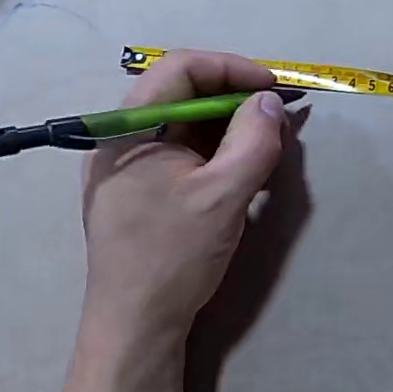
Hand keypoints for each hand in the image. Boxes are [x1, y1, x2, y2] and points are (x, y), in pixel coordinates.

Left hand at [80, 51, 287, 357]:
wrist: (135, 324)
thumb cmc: (174, 256)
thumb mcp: (224, 195)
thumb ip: (254, 141)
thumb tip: (269, 101)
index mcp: (129, 127)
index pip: (180, 68)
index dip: (231, 68)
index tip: (272, 88)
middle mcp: (120, 136)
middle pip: (179, 92)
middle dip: (231, 97)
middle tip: (271, 116)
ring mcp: (123, 163)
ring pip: (180, 123)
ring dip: (223, 125)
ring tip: (260, 143)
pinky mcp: (134, 187)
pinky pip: (175, 151)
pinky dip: (208, 150)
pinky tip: (235, 168)